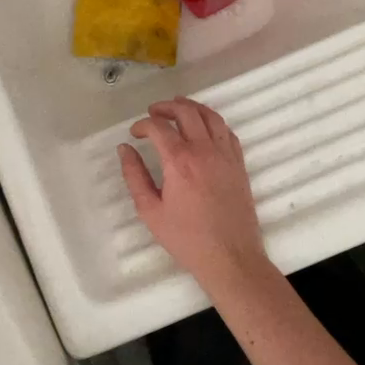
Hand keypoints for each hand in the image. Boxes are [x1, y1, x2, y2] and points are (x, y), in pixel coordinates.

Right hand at [119, 98, 271, 287]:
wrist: (231, 257)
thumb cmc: (187, 238)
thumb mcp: (150, 211)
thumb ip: (134, 176)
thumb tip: (125, 150)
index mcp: (180, 161)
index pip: (159, 127)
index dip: (143, 125)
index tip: (135, 133)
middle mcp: (205, 151)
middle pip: (186, 112)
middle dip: (166, 107)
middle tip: (153, 113)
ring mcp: (226, 155)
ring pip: (211, 116)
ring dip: (192, 107)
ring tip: (178, 108)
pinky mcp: (239, 164)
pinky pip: (228, 132)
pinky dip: (213, 122)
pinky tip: (204, 128)